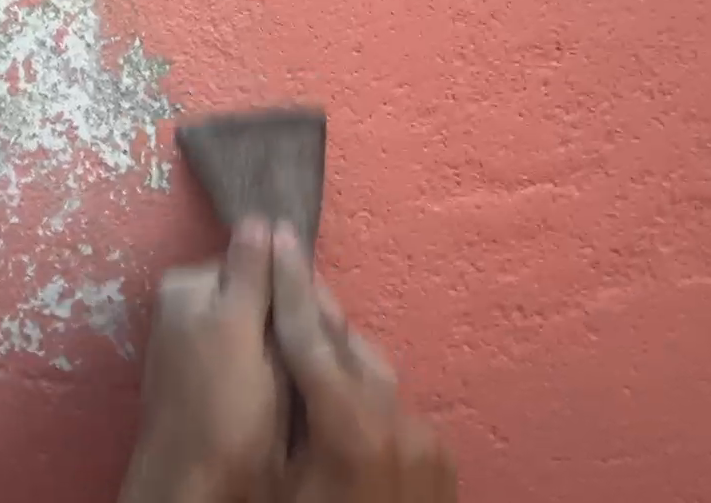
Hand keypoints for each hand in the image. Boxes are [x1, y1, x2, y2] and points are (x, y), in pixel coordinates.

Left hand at [121, 218, 285, 502]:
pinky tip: (282, 397)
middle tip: (311, 357)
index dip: (292, 288)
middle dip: (289, 319)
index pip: (255, 261)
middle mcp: (186, 303)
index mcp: (187, 284)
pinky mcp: (210, 376)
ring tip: (297, 381)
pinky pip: (252, 356)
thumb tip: (261, 216)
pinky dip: (272, 370)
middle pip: (258, 294)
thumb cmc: (219, 406)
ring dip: (285, 348)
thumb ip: (251, 274)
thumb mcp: (237, 330)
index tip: (320, 322)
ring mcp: (196, 340)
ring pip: (261, 328)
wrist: (192, 484)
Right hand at [269, 223, 455, 502]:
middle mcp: (395, 420)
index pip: (308, 333)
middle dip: (309, 303)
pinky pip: (390, 399)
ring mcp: (425, 438)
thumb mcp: (279, 481)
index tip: (275, 233)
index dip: (287, 280)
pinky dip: (360, 385)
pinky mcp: (440, 454)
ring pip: (369, 366)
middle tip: (284, 261)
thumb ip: (278, 409)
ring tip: (302, 328)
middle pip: (342, 340)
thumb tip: (270, 347)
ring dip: (333, 347)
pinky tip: (338, 393)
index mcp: (349, 425)